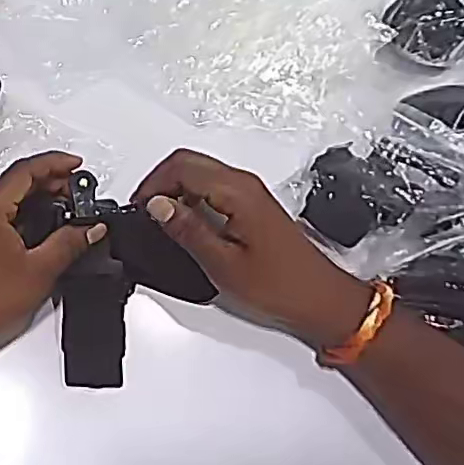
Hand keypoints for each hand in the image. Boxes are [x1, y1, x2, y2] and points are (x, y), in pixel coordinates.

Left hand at [0, 152, 104, 373]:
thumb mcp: (39, 269)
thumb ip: (69, 242)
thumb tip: (90, 228)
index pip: (25, 170)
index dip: (55, 163)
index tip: (76, 164)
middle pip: (20, 179)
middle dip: (53, 180)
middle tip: (80, 190)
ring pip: (15, 195)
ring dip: (43, 196)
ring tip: (71, 206)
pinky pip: (9, 211)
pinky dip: (31, 211)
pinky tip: (52, 225)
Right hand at [132, 148, 370, 350]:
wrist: (323, 302)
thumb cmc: (282, 287)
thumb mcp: (222, 264)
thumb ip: (186, 230)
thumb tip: (157, 206)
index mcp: (237, 193)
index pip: (181, 168)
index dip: (153, 185)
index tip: (140, 208)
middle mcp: (244, 184)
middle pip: (188, 161)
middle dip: (159, 181)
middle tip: (145, 209)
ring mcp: (249, 192)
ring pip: (198, 171)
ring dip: (173, 187)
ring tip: (160, 218)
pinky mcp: (250, 203)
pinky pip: (210, 185)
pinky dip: (189, 195)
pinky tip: (184, 222)